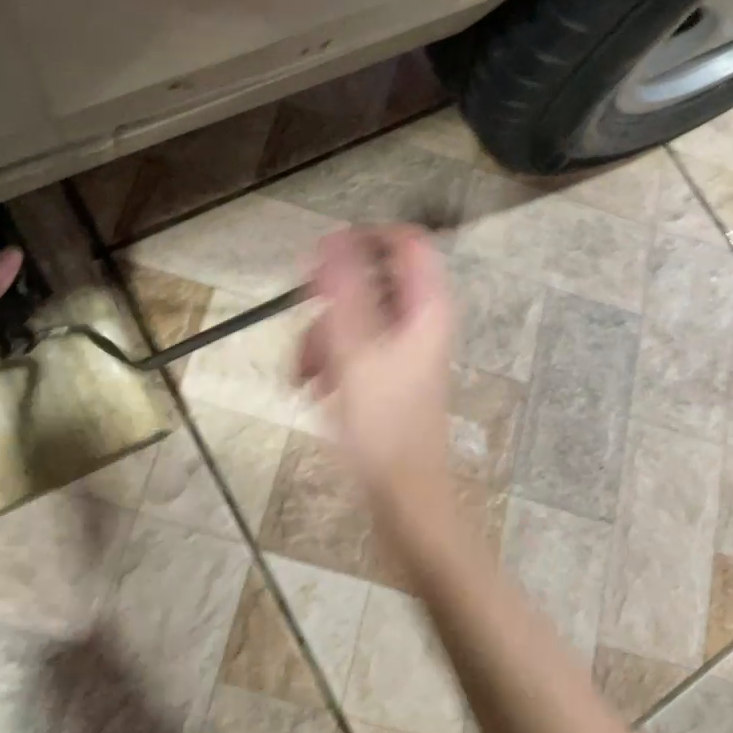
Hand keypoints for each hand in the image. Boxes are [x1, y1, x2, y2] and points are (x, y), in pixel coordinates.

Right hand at [295, 226, 454, 498]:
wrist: (404, 496)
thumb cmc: (382, 426)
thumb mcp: (355, 352)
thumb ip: (344, 290)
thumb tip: (331, 236)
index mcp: (426, 306)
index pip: (404, 241)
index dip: (364, 239)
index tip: (322, 259)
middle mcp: (421, 319)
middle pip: (372, 280)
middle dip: (331, 302)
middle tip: (307, 325)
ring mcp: (407, 348)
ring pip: (357, 315)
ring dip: (323, 337)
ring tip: (305, 375)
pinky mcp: (391, 374)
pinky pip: (356, 347)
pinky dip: (332, 360)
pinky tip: (315, 388)